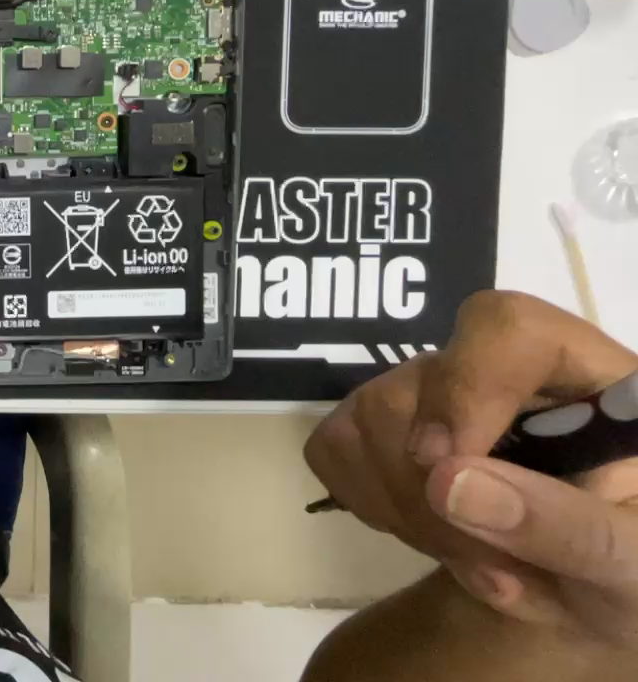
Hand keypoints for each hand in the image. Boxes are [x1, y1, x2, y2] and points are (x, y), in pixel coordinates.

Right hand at [305, 291, 637, 648]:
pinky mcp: (369, 423)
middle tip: (487, 565)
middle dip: (434, 487)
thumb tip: (445, 480)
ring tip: (475, 562)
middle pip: (421, 386)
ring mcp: (423, 392)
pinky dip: (367, 501)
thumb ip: (569, 526)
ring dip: (407, 509)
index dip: (465, 385)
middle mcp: (496, 369)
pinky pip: (332, 444)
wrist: (598, 600)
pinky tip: (425, 533)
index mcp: (586, 378)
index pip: (508, 328)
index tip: (442, 462)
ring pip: (365, 415)